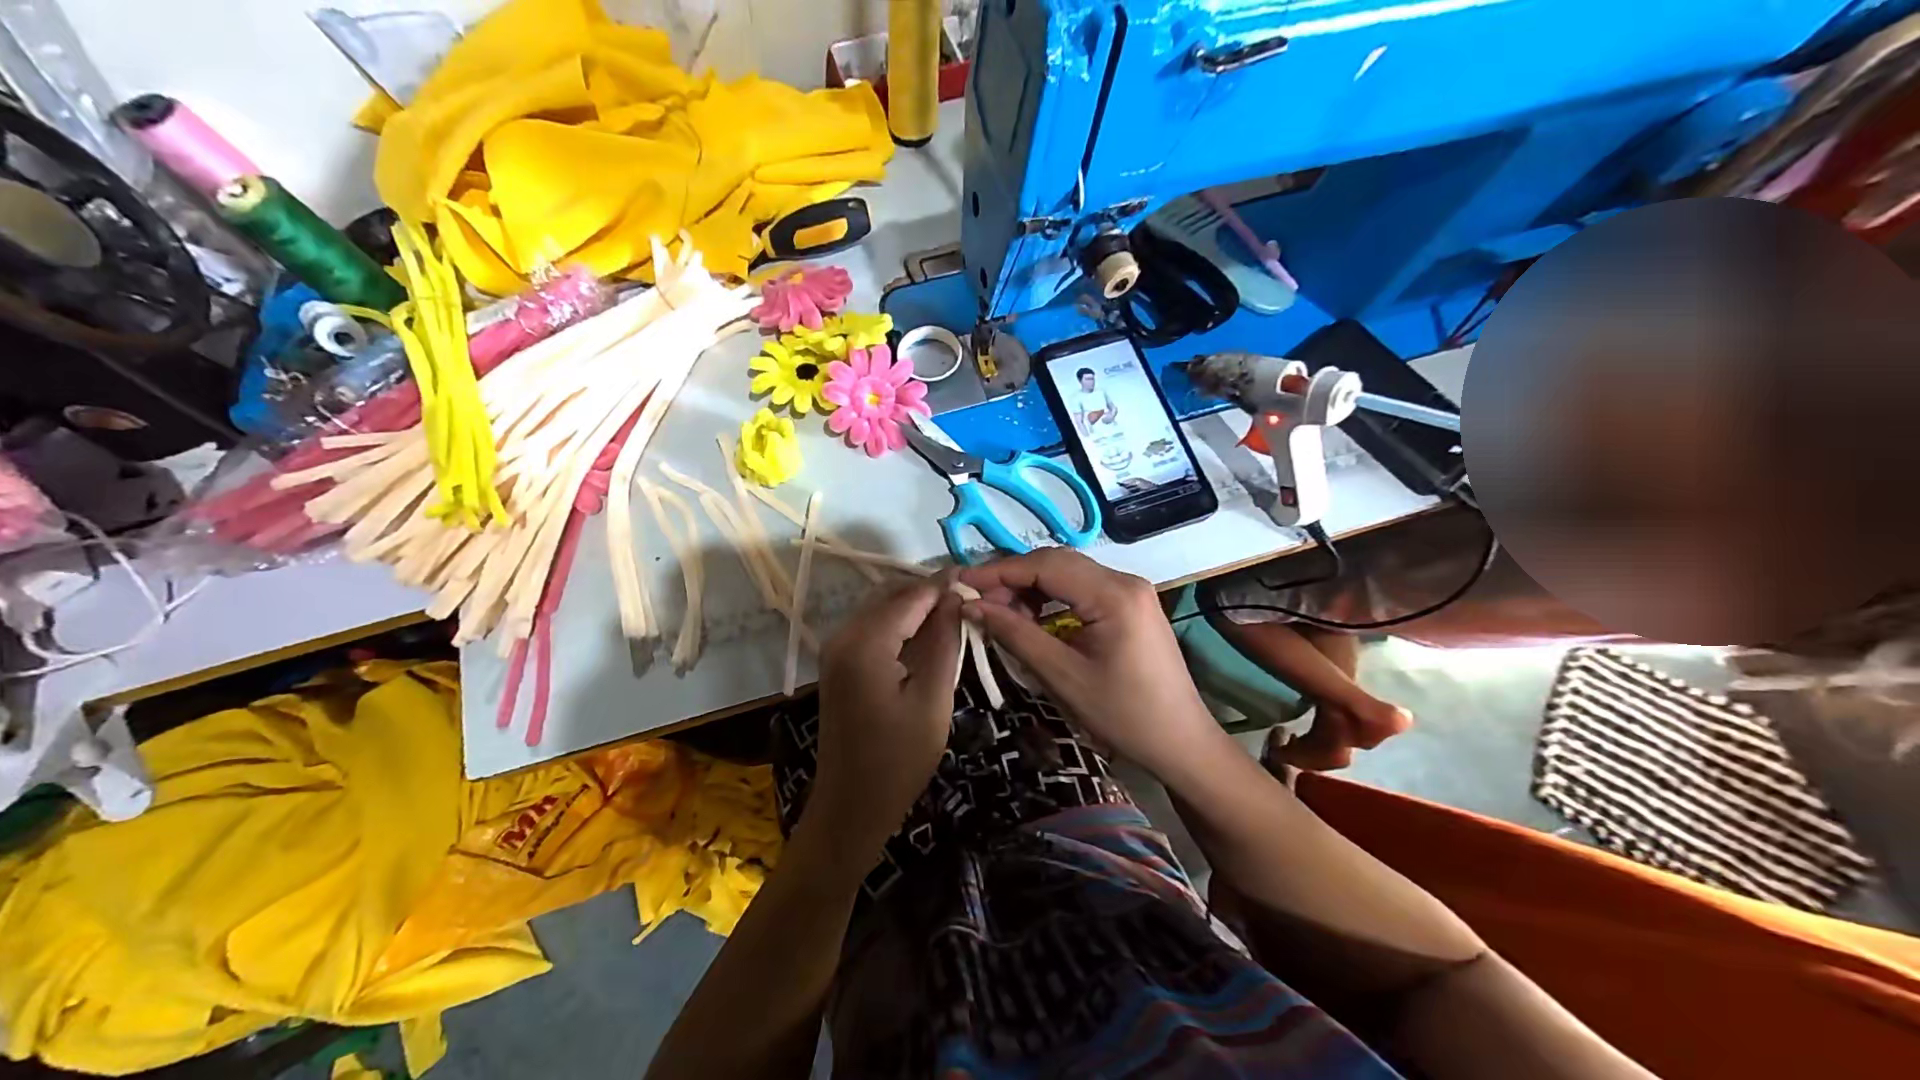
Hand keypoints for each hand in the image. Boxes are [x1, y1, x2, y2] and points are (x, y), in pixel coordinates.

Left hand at [807, 578, 962, 853]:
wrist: (852, 805)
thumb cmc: (898, 759)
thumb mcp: (933, 699)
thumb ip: (944, 641)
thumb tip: (957, 598)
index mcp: (865, 642)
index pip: (911, 596)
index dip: (945, 584)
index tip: (979, 578)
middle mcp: (843, 635)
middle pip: (891, 595)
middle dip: (929, 592)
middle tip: (971, 598)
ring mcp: (836, 650)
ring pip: (881, 609)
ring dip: (915, 607)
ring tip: (956, 614)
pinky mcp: (838, 664)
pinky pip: (872, 628)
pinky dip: (900, 624)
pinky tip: (927, 635)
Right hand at [958, 549, 1218, 777]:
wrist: (1181, 742)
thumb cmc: (1124, 715)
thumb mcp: (1063, 676)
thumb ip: (1016, 634)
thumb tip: (973, 606)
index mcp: (1113, 594)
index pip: (1045, 565)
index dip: (999, 571)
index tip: (962, 584)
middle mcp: (1125, 580)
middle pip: (1057, 563)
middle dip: (1012, 578)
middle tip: (976, 602)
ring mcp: (1131, 591)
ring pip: (1068, 574)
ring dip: (1031, 588)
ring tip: (998, 613)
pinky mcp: (1131, 606)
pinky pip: (1082, 590)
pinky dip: (1052, 599)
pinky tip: (1030, 619)